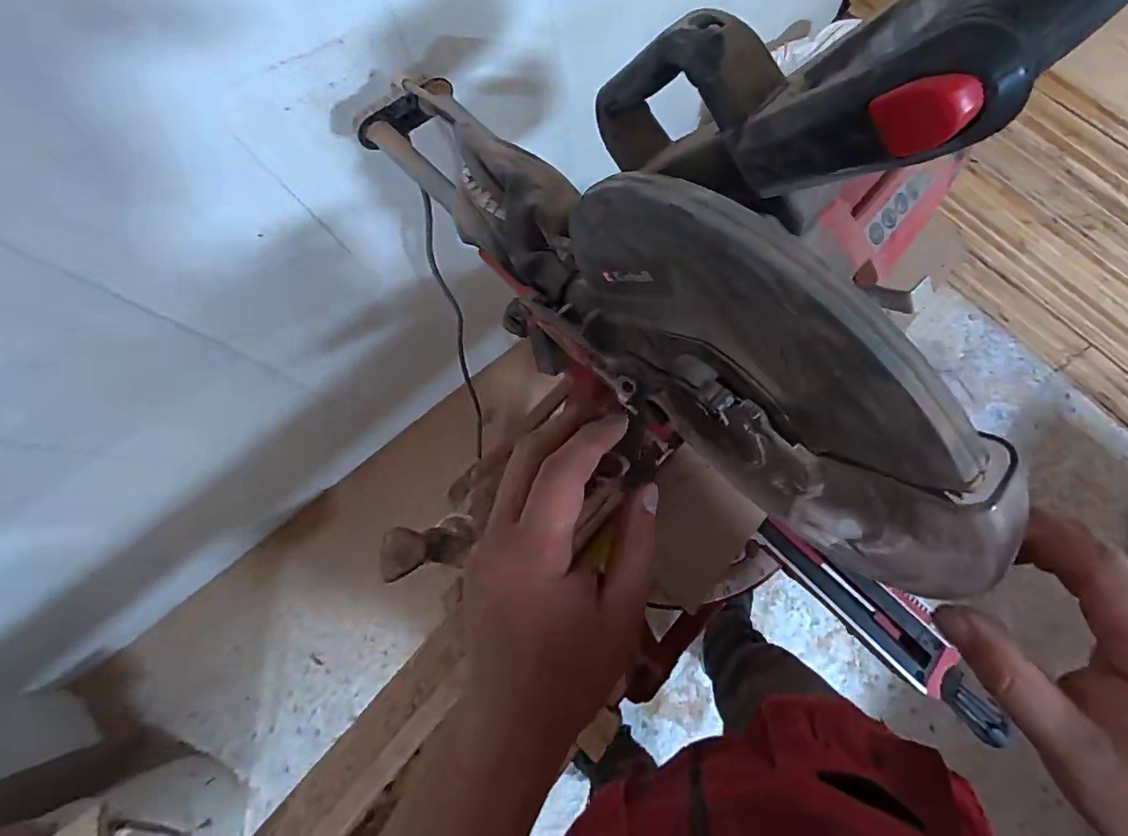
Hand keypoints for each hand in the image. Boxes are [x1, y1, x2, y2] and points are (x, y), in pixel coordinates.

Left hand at [459, 408, 659, 752]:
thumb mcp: (620, 614)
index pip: (561, 470)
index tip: (624, 419)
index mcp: (532, 549)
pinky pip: (506, 495)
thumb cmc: (571, 675)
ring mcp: (481, 544)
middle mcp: (497, 536)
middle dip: (564, 423)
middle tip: (601, 404)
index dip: (594, 437)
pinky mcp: (481, 555)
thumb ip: (635, 545)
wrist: (507, 722)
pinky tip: (565, 475)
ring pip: (510, 471)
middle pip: (525, 456)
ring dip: (548, 444)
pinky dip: (536, 473)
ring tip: (586, 426)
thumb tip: (647, 488)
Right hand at [935, 510, 1127, 835]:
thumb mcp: (1063, 744)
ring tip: (1008, 551)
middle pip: (1112, 563)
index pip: (1105, 567)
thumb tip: (947, 613)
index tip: (994, 521)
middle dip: (1049, 537)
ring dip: (1064, 553)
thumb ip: (1006, 675)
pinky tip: (1051, 577)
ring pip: (1120, 573)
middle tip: (988, 534)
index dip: (1050, 534)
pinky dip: (1082, 574)